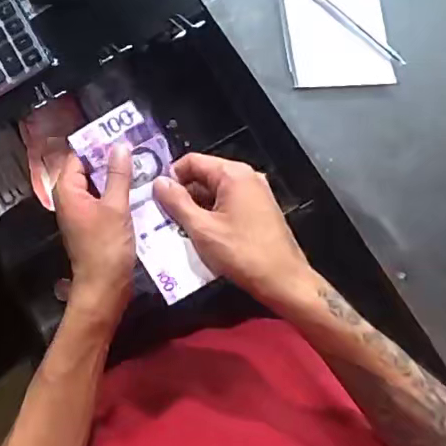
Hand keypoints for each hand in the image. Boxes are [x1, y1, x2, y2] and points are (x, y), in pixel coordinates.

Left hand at [54, 145, 135, 326]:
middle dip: (108, 160)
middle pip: (87, 169)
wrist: (104, 288)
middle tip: (134, 148)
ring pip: (97, 185)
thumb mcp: (116, 207)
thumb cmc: (106, 247)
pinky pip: (102, 200)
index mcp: (67, 189)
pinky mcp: (91, 224)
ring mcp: (79, 212)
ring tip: (140, 165)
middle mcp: (68, 198)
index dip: (96, 145)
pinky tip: (137, 190)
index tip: (118, 135)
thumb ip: (118, 175)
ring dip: (115, 177)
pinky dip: (117, 194)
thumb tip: (119, 145)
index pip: (77, 156)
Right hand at [153, 154, 322, 314]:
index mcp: (233, 174)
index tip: (160, 200)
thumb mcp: (201, 228)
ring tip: (184, 229)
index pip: (190, 161)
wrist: (287, 285)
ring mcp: (256, 194)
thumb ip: (176, 201)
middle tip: (168, 217)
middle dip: (183, 194)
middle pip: (202, 175)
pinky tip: (205, 235)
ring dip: (196, 207)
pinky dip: (212, 214)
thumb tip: (158, 182)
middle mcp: (247, 177)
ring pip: (214, 191)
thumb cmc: (243, 254)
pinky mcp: (260, 210)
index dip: (171, 178)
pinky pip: (227, 203)